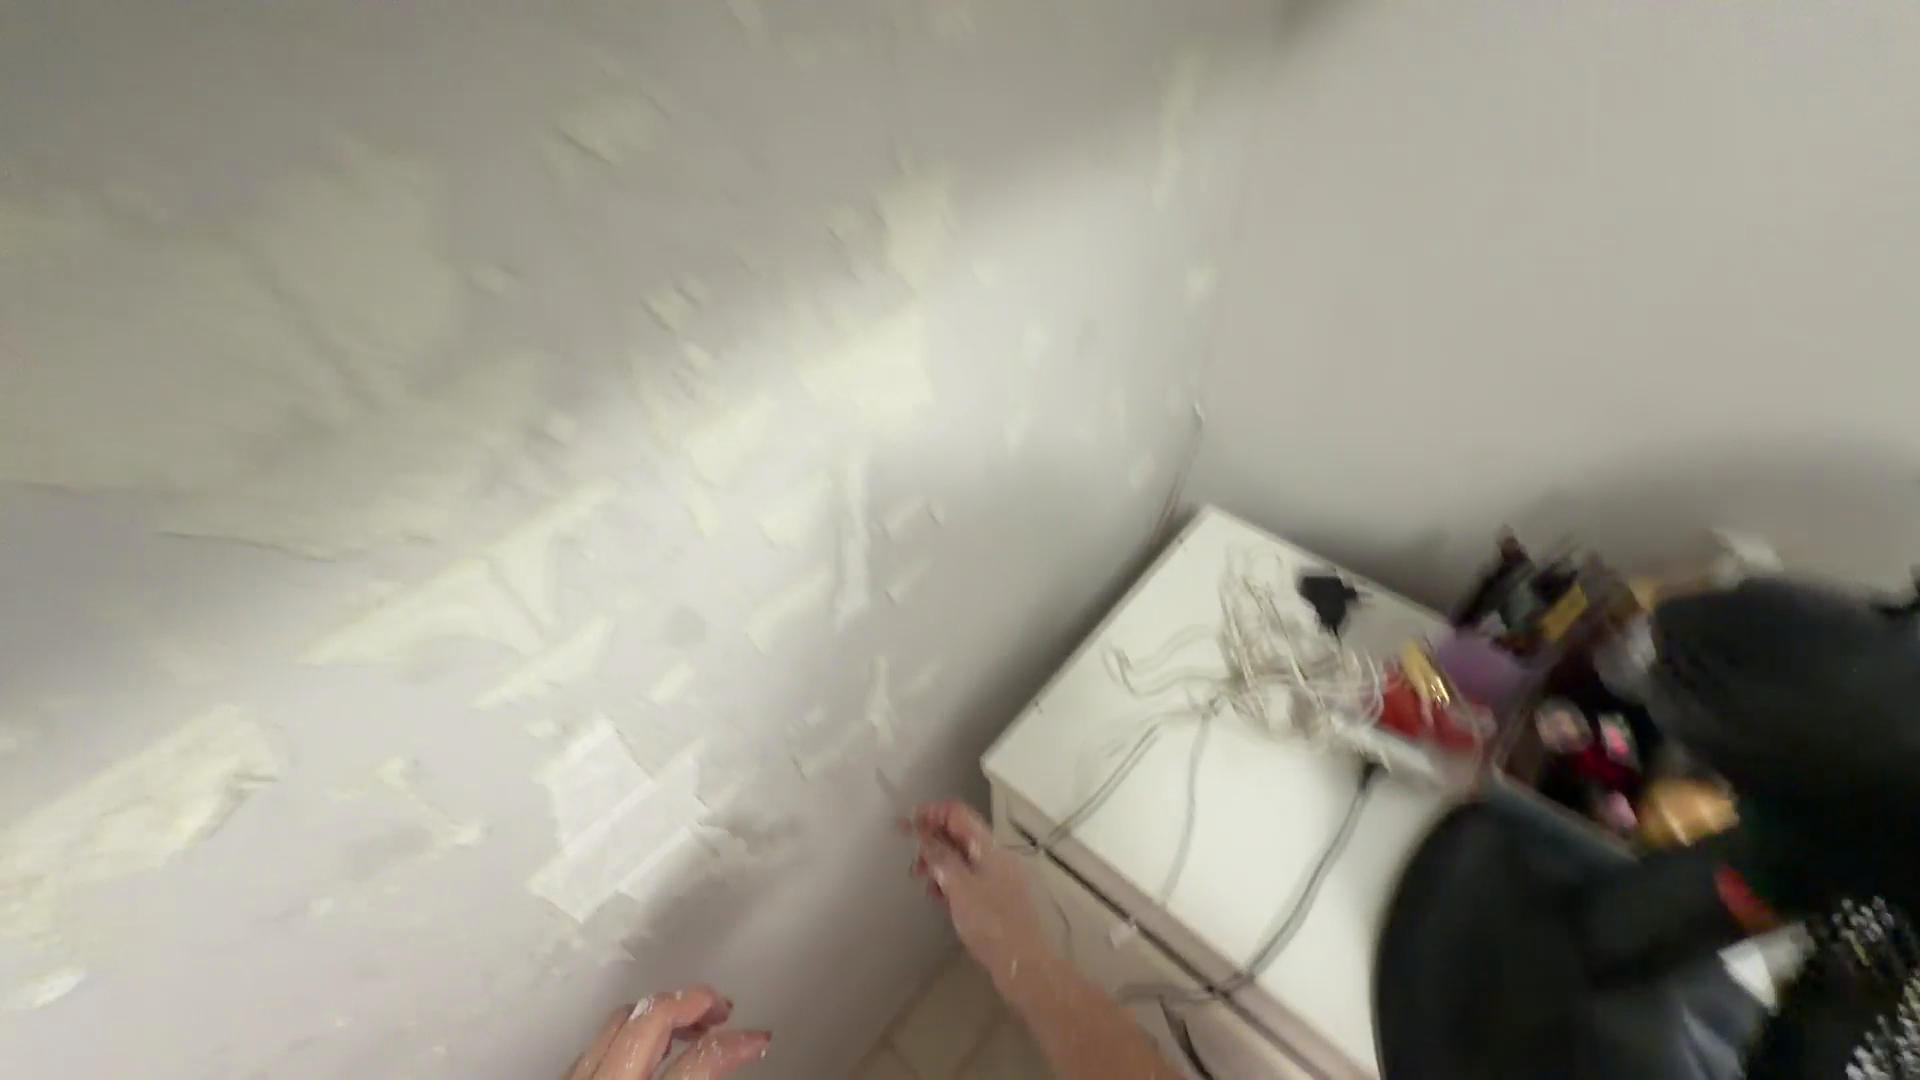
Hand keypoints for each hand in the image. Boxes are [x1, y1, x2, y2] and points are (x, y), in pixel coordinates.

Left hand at [564, 986, 769, 1078]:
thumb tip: (722, 1058)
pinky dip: (626, 1033)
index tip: (758, 1038)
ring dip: (659, 1011)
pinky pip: (595, 1044)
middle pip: (650, 1016)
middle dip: (693, 1001)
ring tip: (688, 1024)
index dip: (735, 1044)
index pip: (698, 1061)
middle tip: (722, 1008)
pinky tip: (643, 1048)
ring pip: (618, 1020)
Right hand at [909, 801, 1056, 996]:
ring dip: (941, 863)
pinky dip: (953, 882)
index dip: (933, 813)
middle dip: (933, 840)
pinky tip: (940, 898)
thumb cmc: (991, 923)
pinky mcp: (999, 899)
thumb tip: (924, 832)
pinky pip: (971, 879)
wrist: (1026, 965)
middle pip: (961, 834)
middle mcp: (997, 856)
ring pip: (964, 858)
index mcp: (989, 846)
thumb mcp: (960, 888)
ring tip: (922, 881)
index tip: (908, 823)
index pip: (958, 814)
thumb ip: (941, 858)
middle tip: (912, 860)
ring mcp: (1000, 877)